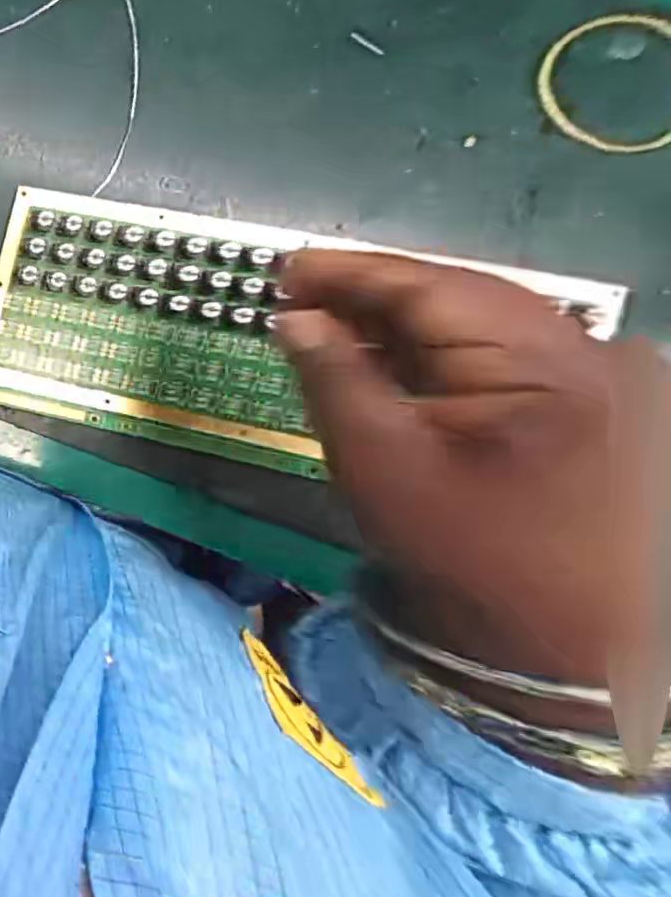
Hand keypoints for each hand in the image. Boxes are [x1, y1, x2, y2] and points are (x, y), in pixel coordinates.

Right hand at [275, 250, 658, 696]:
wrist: (556, 632)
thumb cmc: (458, 541)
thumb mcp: (375, 454)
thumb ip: (332, 373)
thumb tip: (296, 318)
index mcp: (551, 366)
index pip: (437, 289)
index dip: (352, 271)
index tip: (286, 265)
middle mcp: (601, 355)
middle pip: (466, 298)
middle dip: (374, 290)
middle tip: (295, 287)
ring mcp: (611, 378)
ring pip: (484, 323)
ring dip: (401, 318)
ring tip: (328, 315)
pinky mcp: (602, 402)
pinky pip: (503, 353)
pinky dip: (436, 347)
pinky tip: (385, 351)